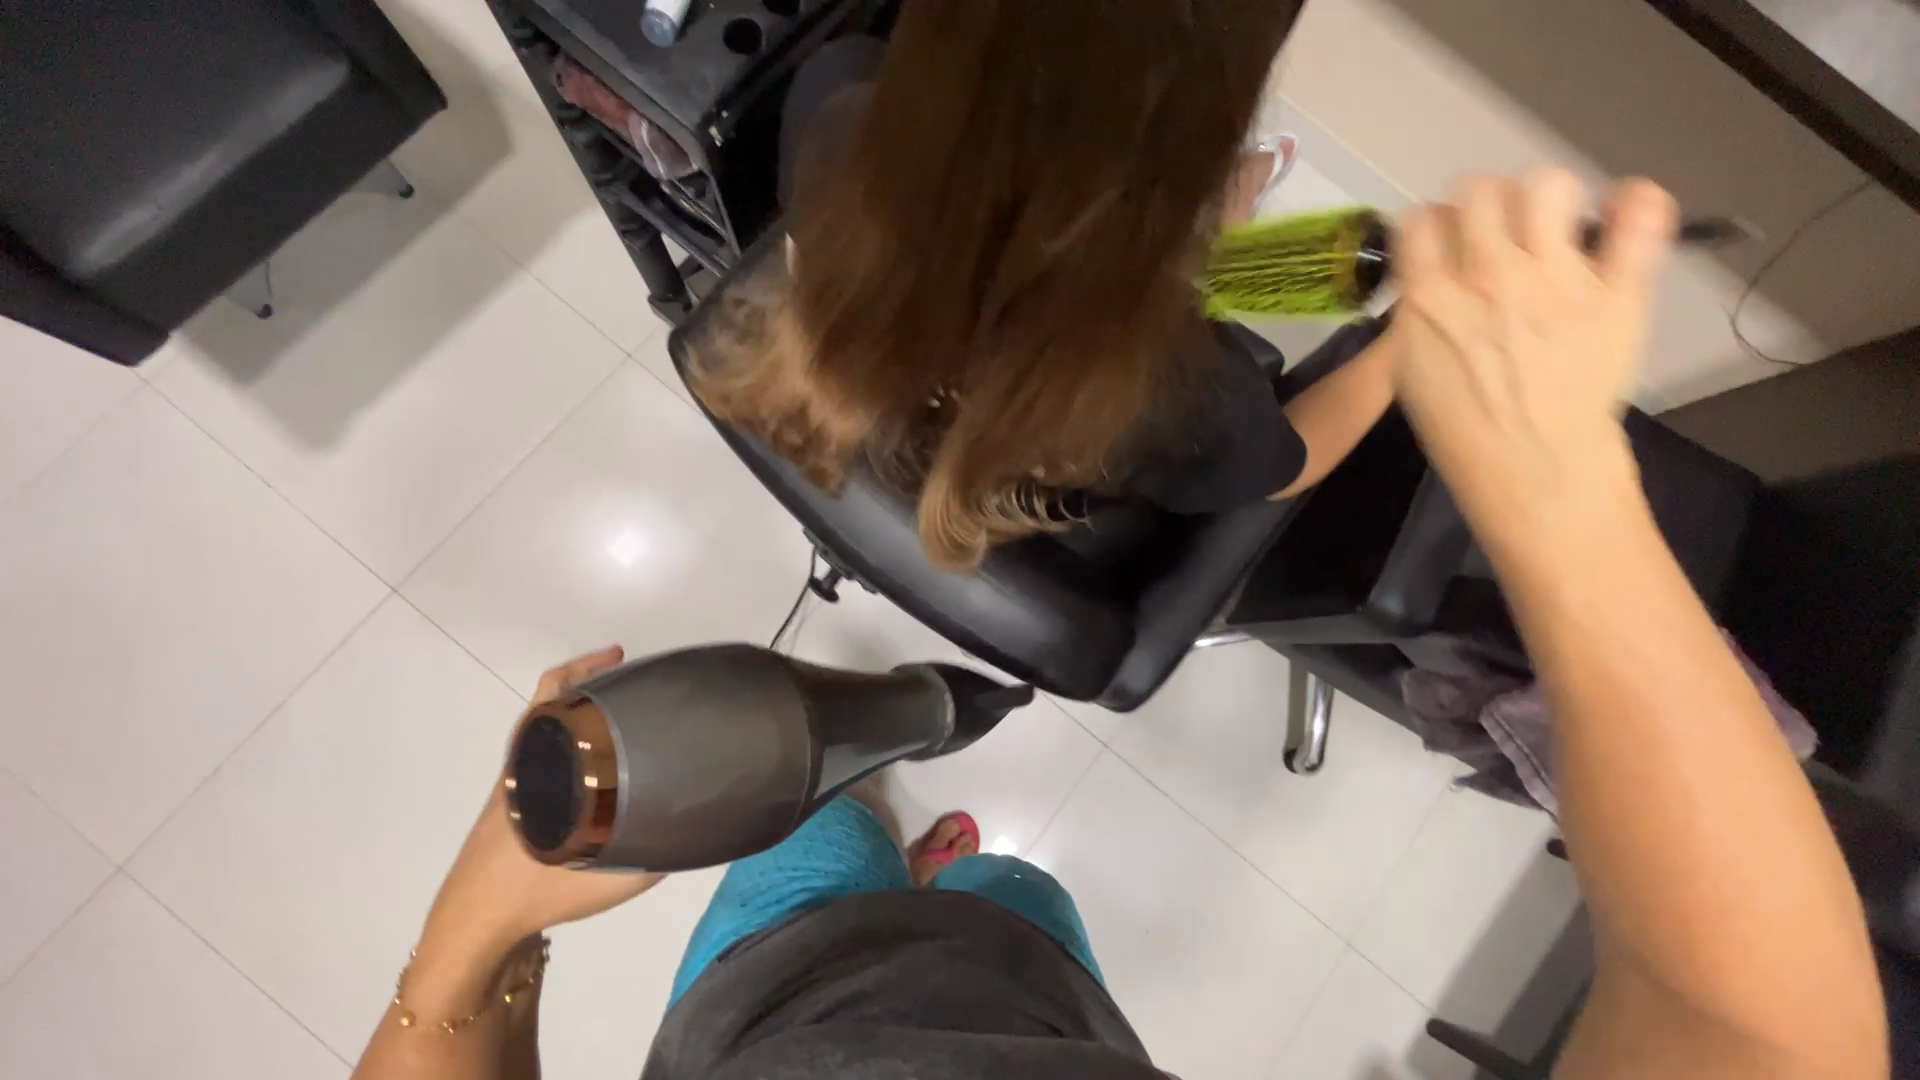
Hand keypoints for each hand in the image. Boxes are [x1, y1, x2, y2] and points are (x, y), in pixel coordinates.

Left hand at [419, 646, 661, 958]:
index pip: (554, 695)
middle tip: (634, 682)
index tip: (621, 656)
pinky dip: (572, 745)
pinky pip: (543, 756)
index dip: (586, 667)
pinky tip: (601, 770)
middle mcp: (525, 764)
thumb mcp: (611, 877)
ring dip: (578, 714)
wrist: (474, 928)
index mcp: (542, 764)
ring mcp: (513, 785)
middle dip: (590, 683)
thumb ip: (657, 854)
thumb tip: (697, 831)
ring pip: (545, 730)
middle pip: (548, 702)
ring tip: (623, 718)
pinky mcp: (510, 806)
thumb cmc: (538, 893)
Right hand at [1385, 169, 1677, 549]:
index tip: (1440, 244)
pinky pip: (1641, 216)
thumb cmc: (1459, 426)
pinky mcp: (1618, 289)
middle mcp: (1488, 275)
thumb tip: (1433, 278)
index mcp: (1429, 298)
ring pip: (1548, 186)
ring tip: (1548, 227)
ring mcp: (1556, 278)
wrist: (1528, 462)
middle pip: (1480, 190)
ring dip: (1543, 199)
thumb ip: (1418, 314)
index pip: (1419, 220)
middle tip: (1493, 233)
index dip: (1430, 226)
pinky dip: (1635, 205)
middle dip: (1482, 205)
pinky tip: (1620, 220)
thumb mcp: (1409, 369)